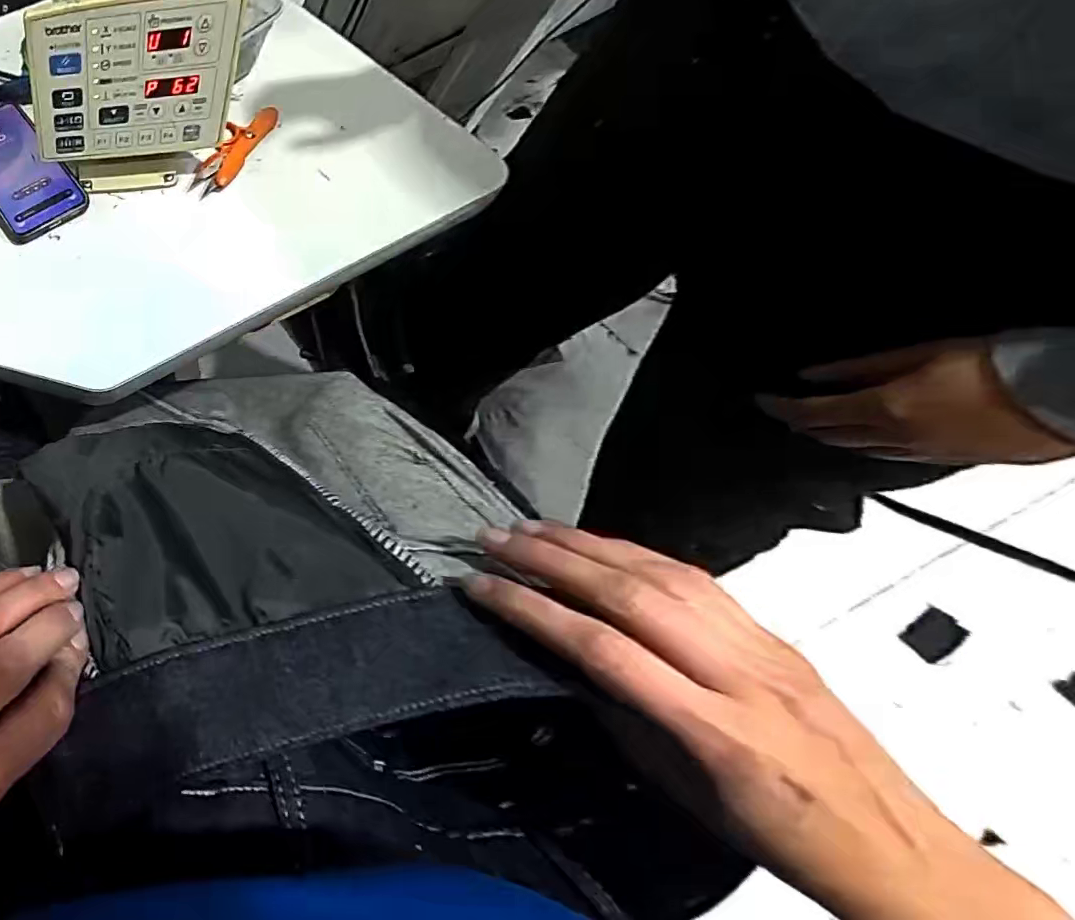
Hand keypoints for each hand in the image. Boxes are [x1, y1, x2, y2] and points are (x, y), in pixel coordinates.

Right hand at [464, 522, 1064, 919]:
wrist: (905, 855)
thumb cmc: (776, 833)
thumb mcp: (681, 789)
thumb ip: (621, 712)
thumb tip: (563, 656)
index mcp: (713, 728)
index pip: (599, 646)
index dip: (529, 608)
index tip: (478, 585)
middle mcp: (738, 674)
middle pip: (627, 595)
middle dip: (549, 559)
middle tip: (493, 538)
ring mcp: (762, 647)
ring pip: (661, 574)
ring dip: (586, 543)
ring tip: (531, 527)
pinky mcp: (774, 634)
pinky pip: (697, 578)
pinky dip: (634, 551)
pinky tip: (599, 542)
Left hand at [757, 339, 1074, 464]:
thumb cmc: (1003, 364)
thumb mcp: (922, 353)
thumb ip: (859, 367)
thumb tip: (809, 375)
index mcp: (883, 410)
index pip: (809, 414)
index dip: (777, 407)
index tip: (760, 398)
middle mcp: (896, 438)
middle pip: (828, 436)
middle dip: (799, 423)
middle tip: (785, 409)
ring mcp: (925, 453)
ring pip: (857, 449)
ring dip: (830, 436)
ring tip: (815, 421)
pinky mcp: (953, 461)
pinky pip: (892, 456)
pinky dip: (866, 444)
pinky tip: (865, 436)